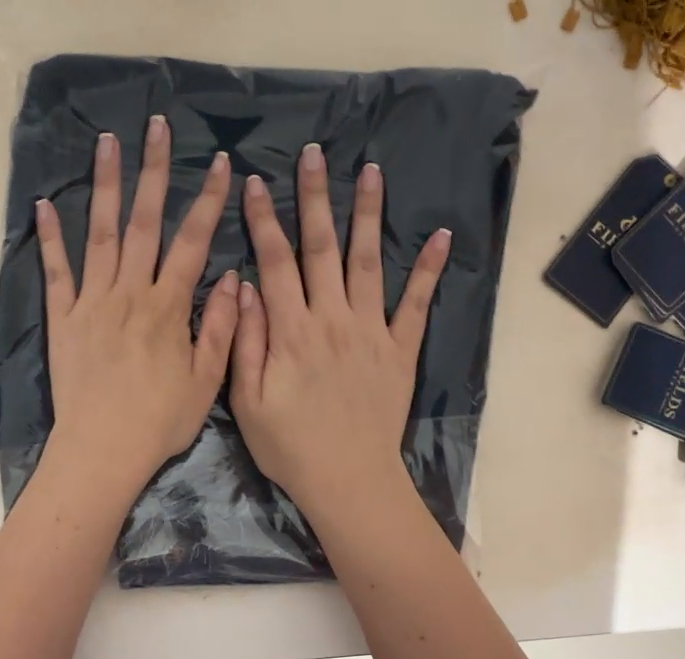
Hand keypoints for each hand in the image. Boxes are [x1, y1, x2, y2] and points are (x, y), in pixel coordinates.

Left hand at [36, 116, 237, 486]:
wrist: (102, 450)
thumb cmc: (158, 424)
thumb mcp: (205, 383)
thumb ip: (220, 330)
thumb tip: (233, 281)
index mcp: (168, 309)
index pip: (192, 243)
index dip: (207, 202)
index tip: (219, 164)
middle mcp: (130, 294)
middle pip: (144, 224)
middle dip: (154, 172)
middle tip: (157, 126)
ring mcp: (92, 304)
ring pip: (100, 235)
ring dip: (105, 186)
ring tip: (107, 143)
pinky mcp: (62, 321)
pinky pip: (56, 272)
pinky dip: (50, 238)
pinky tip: (44, 205)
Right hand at [228, 143, 451, 510]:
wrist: (348, 479)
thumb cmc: (290, 448)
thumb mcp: (248, 403)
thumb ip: (246, 342)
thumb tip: (244, 287)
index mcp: (291, 332)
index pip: (275, 263)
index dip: (264, 221)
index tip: (256, 183)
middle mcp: (332, 320)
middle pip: (322, 248)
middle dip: (315, 198)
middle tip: (313, 153)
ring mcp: (371, 332)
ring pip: (367, 262)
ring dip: (368, 215)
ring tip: (371, 171)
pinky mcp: (400, 350)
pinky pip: (416, 304)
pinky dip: (428, 270)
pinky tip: (439, 235)